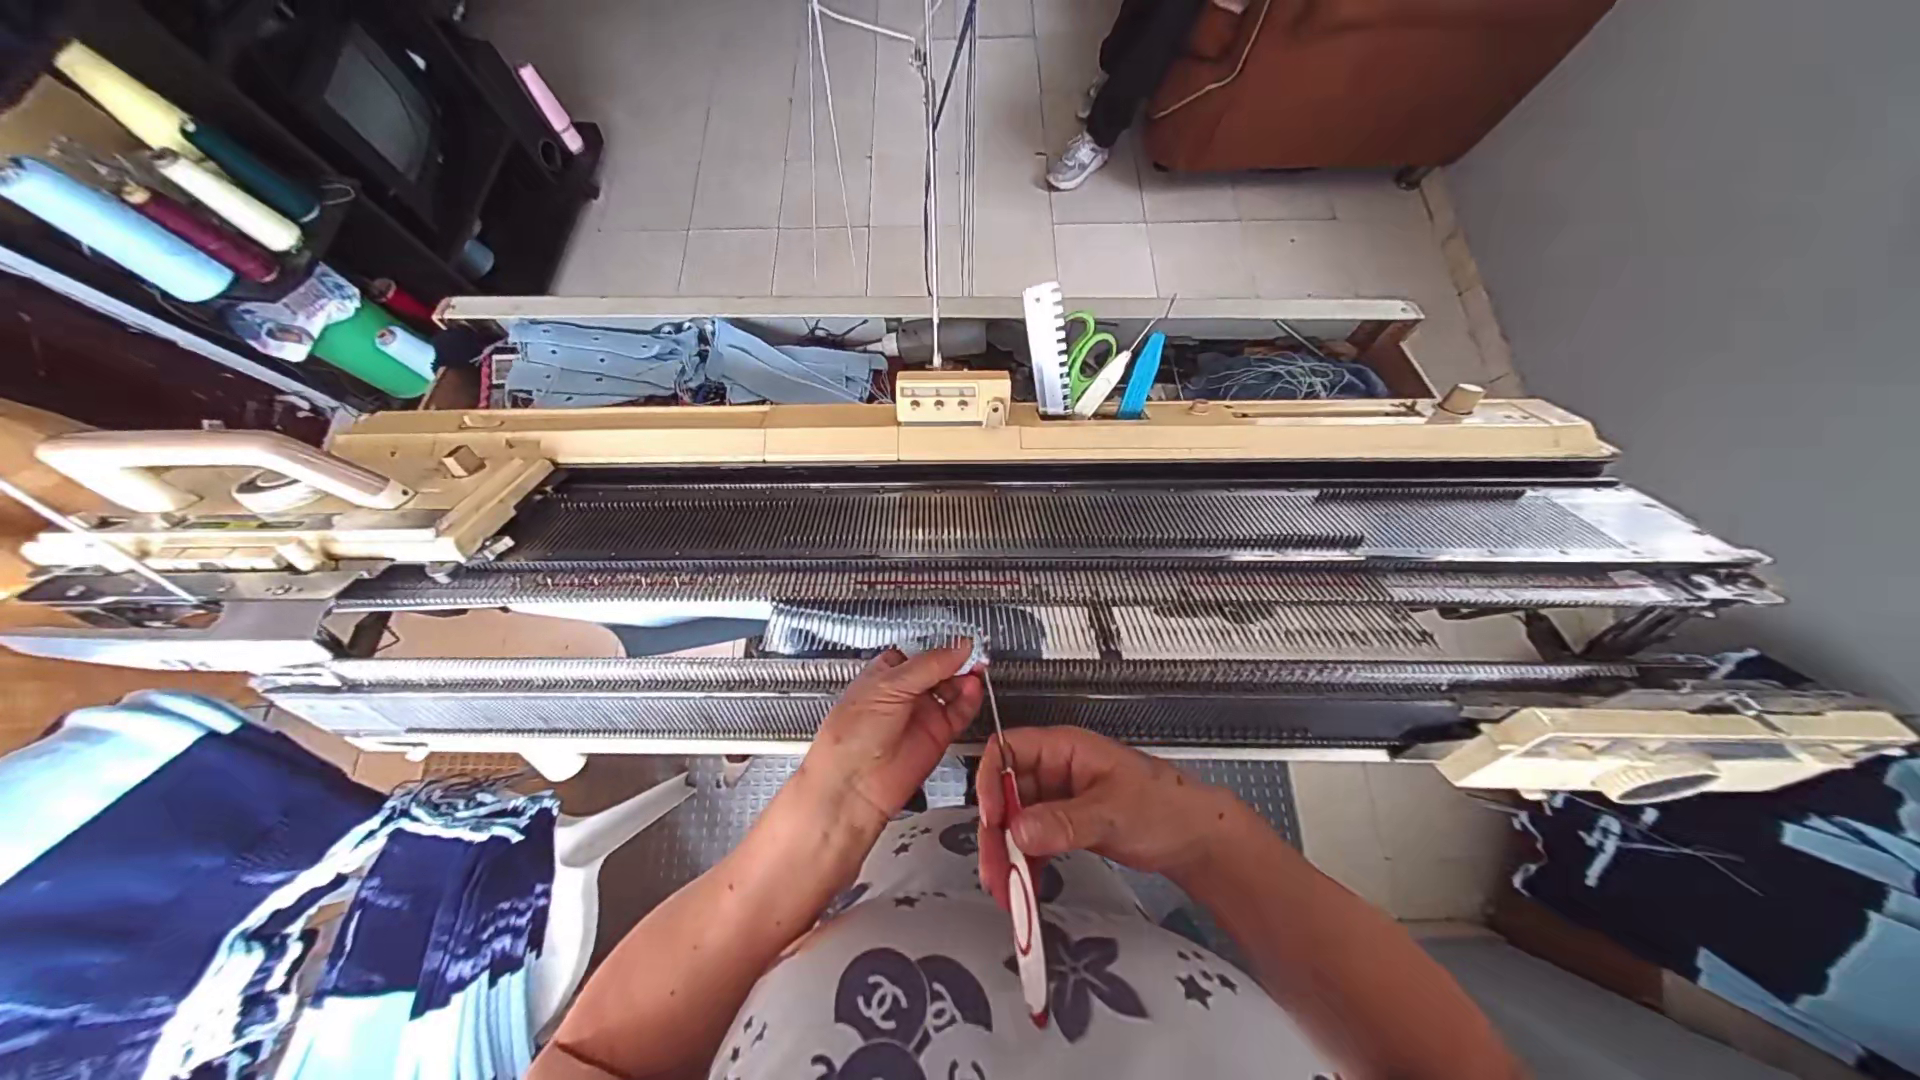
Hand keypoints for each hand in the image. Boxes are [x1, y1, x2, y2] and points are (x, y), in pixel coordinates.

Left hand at [792, 644, 983, 837]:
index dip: (939, 644)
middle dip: (957, 659)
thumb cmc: (850, 737)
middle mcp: (905, 692)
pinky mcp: (937, 734)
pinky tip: (973, 688)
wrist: (853, 785)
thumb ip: (928, 665)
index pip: (920, 650)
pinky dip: (970, 699)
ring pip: (953, 688)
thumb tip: (957, 647)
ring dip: (966, 677)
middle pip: (940, 668)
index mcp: (886, 673)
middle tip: (972, 651)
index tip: (957, 638)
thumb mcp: (888, 687)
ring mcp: (922, 713)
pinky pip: (960, 712)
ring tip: (976, 669)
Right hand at [978, 726, 1244, 906]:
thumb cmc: (1163, 806)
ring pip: (1014, 820)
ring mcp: (1057, 798)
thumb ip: (1064, 821)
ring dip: (1005, 854)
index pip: (1008, 749)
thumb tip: (1018, 830)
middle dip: (995, 832)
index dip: (991, 779)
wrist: (1195, 838)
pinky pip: (1031, 840)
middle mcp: (1054, 769)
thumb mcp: (1113, 812)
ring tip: (1006, 891)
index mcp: (1064, 748)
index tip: (990, 818)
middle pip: (1005, 791)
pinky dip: (1023, 863)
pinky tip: (1024, 887)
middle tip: (995, 871)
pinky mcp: (1062, 825)